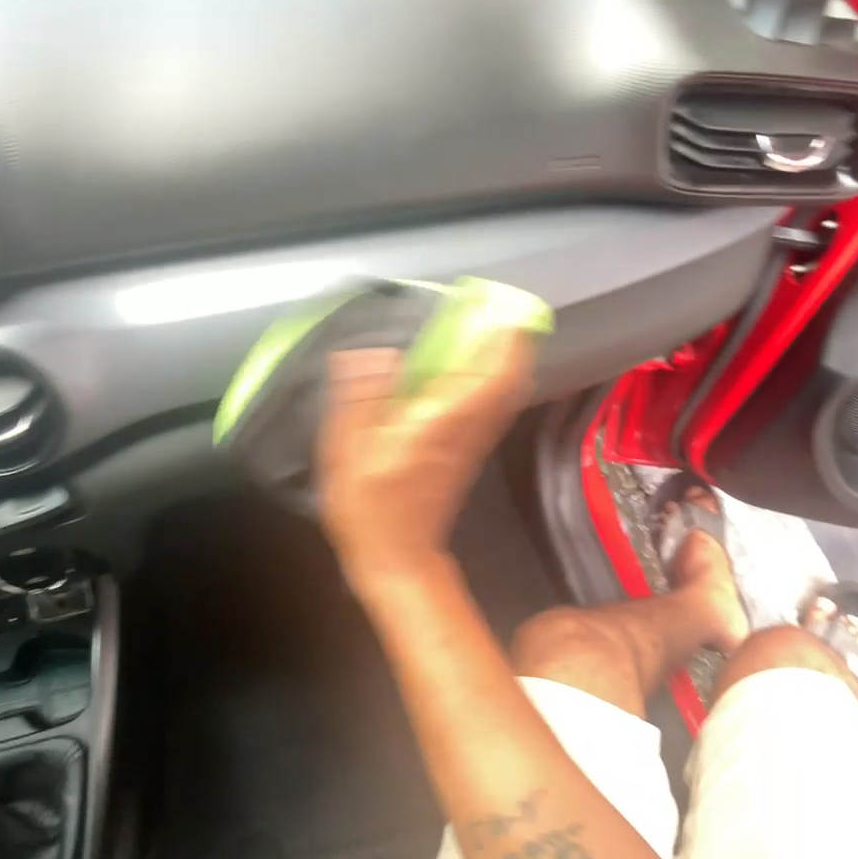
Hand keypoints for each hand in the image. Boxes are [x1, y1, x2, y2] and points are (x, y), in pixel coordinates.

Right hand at [316, 329, 536, 578]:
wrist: (398, 558)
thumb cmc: (368, 508)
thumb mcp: (346, 451)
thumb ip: (360, 397)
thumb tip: (374, 353)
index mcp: (440, 419)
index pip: (487, 369)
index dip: (501, 333)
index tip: (497, 301)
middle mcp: (467, 425)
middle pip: (508, 376)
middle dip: (512, 339)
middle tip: (498, 305)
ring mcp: (473, 439)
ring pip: (506, 390)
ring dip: (506, 356)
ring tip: (491, 325)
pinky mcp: (469, 451)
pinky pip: (493, 405)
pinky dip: (494, 378)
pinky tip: (473, 365)